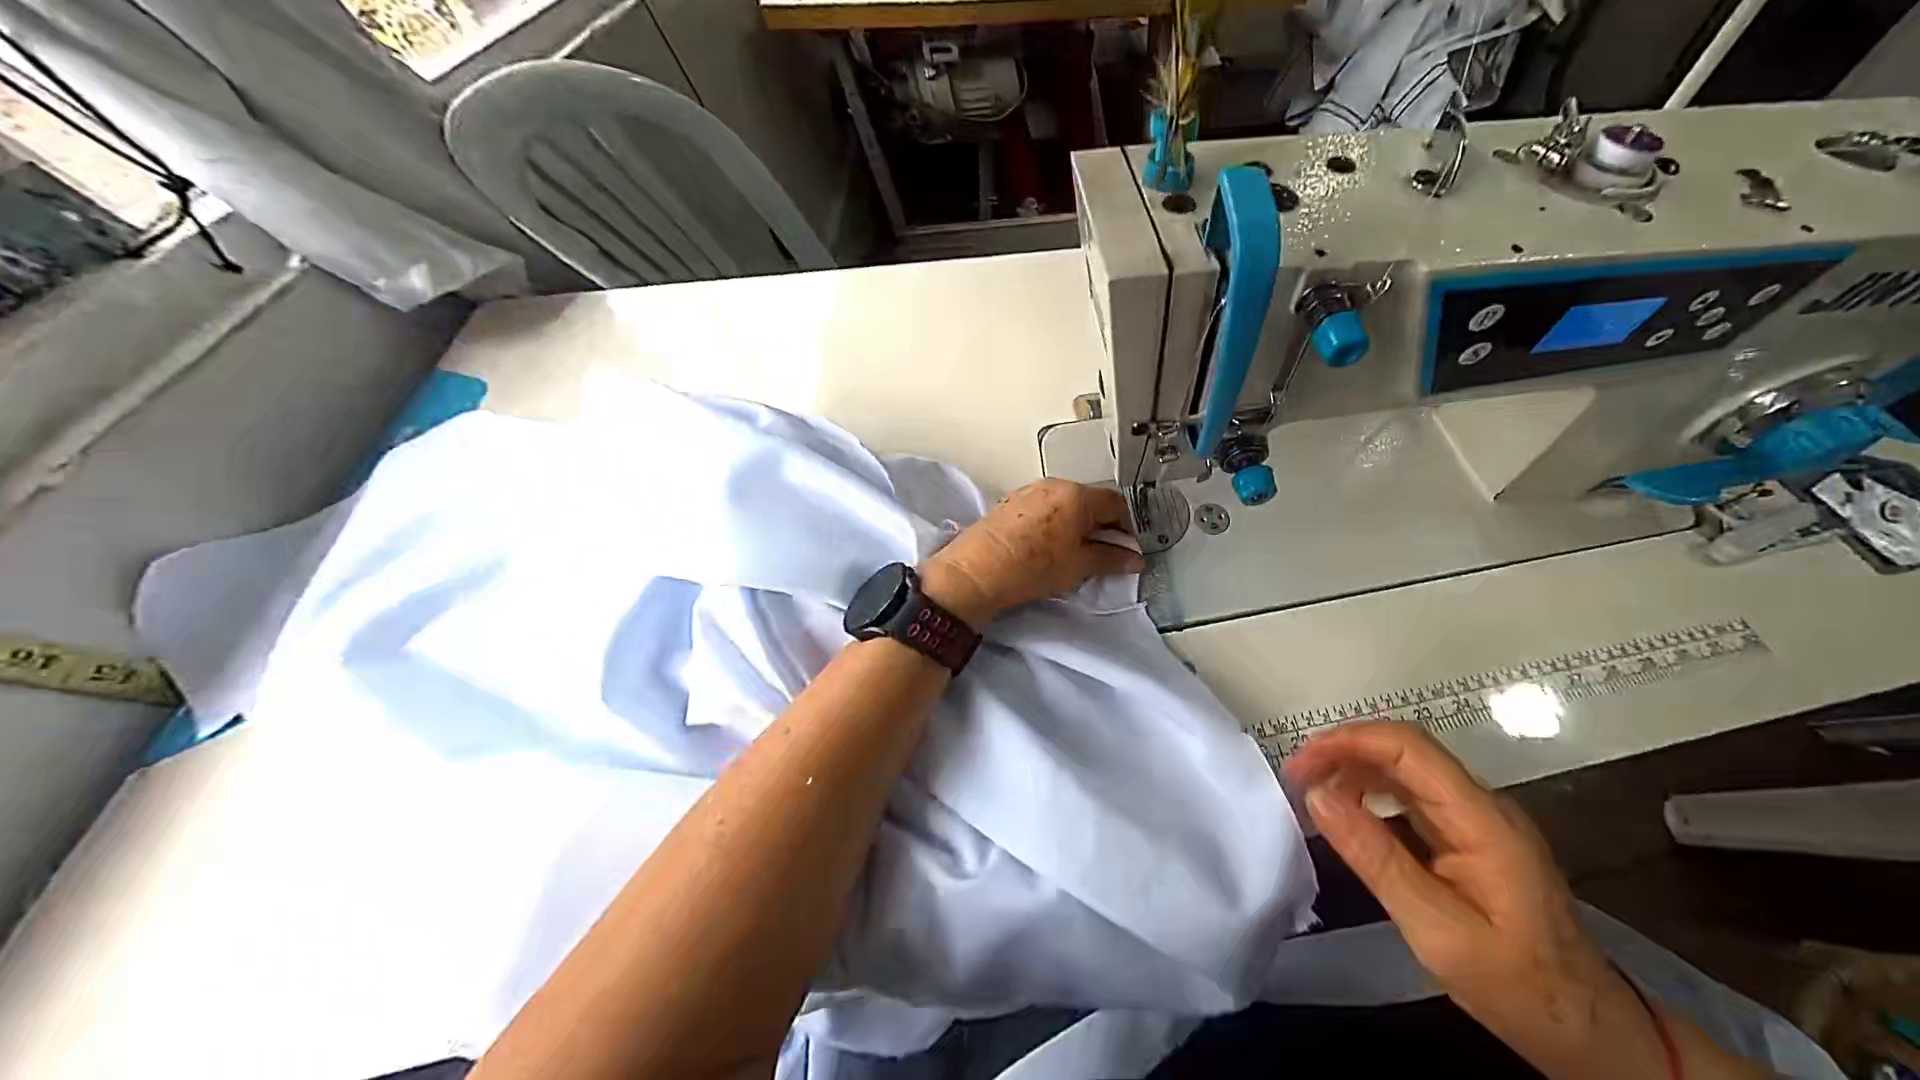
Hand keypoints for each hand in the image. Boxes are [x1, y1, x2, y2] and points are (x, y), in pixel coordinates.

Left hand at [919, 479, 1144, 625]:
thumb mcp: (1079, 566)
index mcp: (1077, 494)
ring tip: (1071, 554)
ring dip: (1075, 525)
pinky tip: (1046, 549)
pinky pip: (1042, 509)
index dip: (1126, 528)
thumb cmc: (1030, 567)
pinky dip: (1053, 525)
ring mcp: (1028, 492)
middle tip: (1100, 554)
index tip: (1125, 549)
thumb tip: (1133, 558)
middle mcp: (1053, 485)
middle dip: (1100, 526)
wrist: (977, 572)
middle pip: (1090, 501)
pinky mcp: (1009, 504)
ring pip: (1065, 504)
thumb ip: (1112, 559)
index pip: (1117, 503)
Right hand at [1284, 722, 1674, 1079]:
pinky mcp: (1471, 836)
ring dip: (1353, 768)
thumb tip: (1317, 795)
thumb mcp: (1436, 930)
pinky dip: (1370, 792)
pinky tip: (1346, 813)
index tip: (1300, 764)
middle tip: (1295, 777)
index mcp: (1483, 821)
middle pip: (1405, 749)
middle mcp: (1484, 807)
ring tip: (1311, 792)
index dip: (1347, 740)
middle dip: (1343, 750)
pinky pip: (1413, 795)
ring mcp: (1480, 820)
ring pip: (1406, 768)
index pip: (1408, 747)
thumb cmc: (1517, 986)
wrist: (1592, 1031)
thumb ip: (1375, 858)